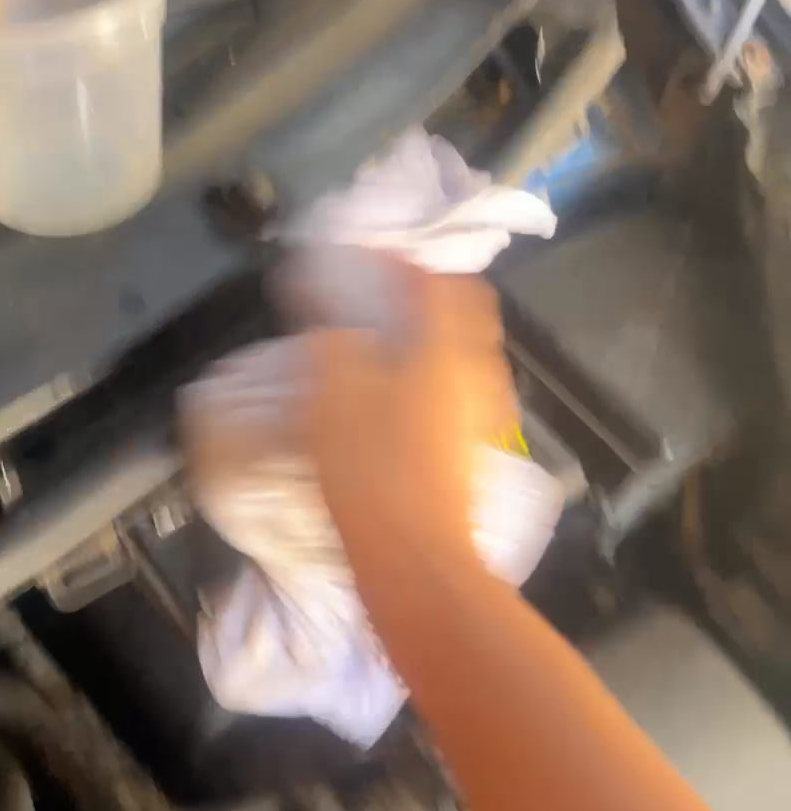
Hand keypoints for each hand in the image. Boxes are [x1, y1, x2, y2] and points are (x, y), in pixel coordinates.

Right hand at [294, 256, 516, 562]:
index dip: (405, 264)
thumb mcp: (333, 390)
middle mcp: (476, 377)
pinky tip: (372, 390)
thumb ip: (334, 342)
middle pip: (454, 319)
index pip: (444, 285)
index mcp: (447, 355)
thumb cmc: (369, 464)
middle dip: (408, 299)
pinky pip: (441, 386)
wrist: (412, 552)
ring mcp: (478, 414)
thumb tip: (331, 318)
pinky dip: (410, 371)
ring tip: (357, 340)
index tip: (363, 257)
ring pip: (448, 355)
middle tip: (358, 296)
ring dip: (408, 337)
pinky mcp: (465, 444)